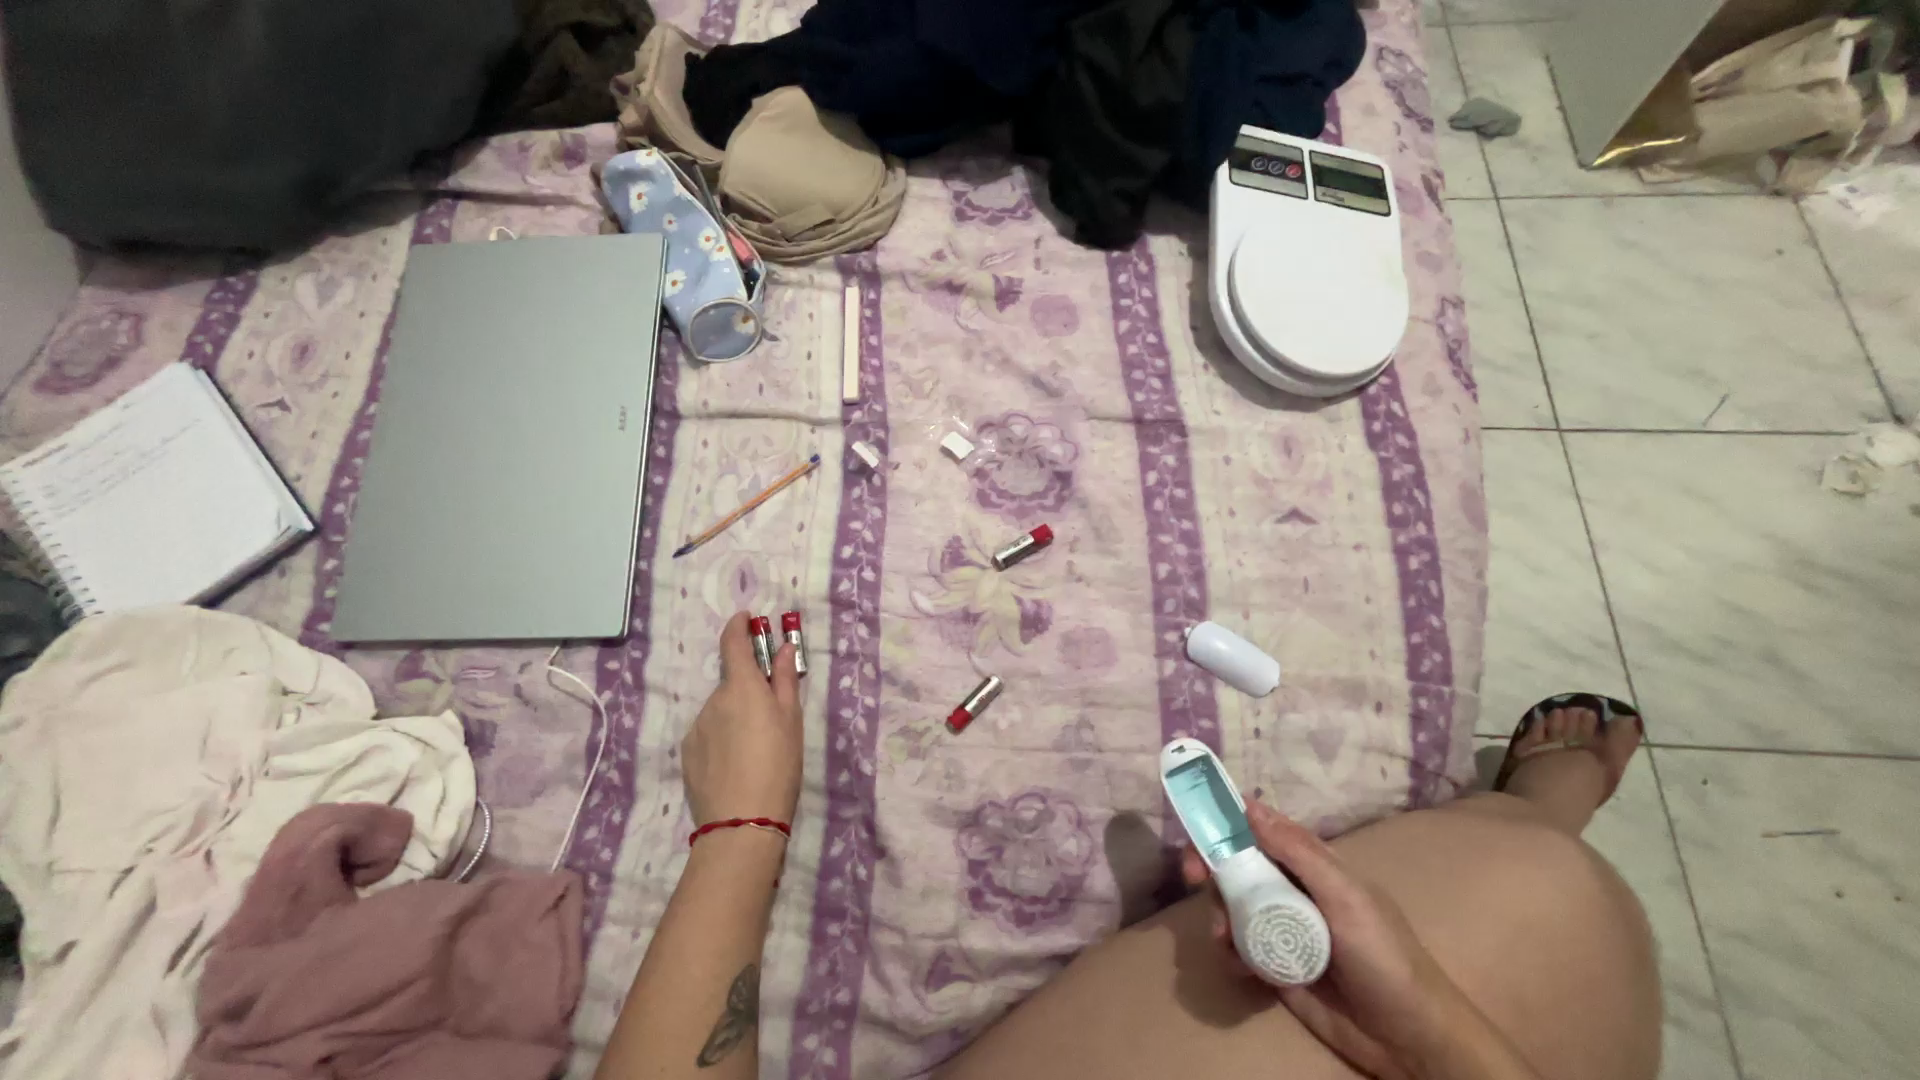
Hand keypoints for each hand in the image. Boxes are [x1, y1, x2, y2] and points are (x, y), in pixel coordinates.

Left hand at [681, 613, 803, 827]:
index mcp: (742, 686)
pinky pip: (708, 733)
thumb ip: (785, 680)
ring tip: (755, 750)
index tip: (747, 619)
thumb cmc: (778, 765)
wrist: (742, 822)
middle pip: (732, 682)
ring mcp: (696, 725)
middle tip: (771, 717)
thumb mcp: (791, 721)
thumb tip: (783, 648)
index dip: (739, 626)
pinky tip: (736, 764)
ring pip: (720, 710)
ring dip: (735, 716)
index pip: (733, 642)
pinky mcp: (688, 752)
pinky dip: (722, 738)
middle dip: (748, 689)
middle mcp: (713, 699)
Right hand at [1181, 800, 1462, 1079]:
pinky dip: (1227, 949)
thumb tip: (1251, 806)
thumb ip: (1300, 853)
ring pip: (1231, 903)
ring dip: (1217, 912)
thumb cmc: (1385, 958)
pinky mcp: (1273, 964)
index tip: (1198, 823)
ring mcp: (1281, 927)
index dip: (1228, 820)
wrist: (1408, 1041)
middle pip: (1238, 864)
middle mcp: (1292, 890)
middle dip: (1210, 865)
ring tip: (1222, 936)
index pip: (1263, 828)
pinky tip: (1236, 963)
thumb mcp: (1347, 899)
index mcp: (1313, 865)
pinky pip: (1236, 946)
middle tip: (1192, 877)